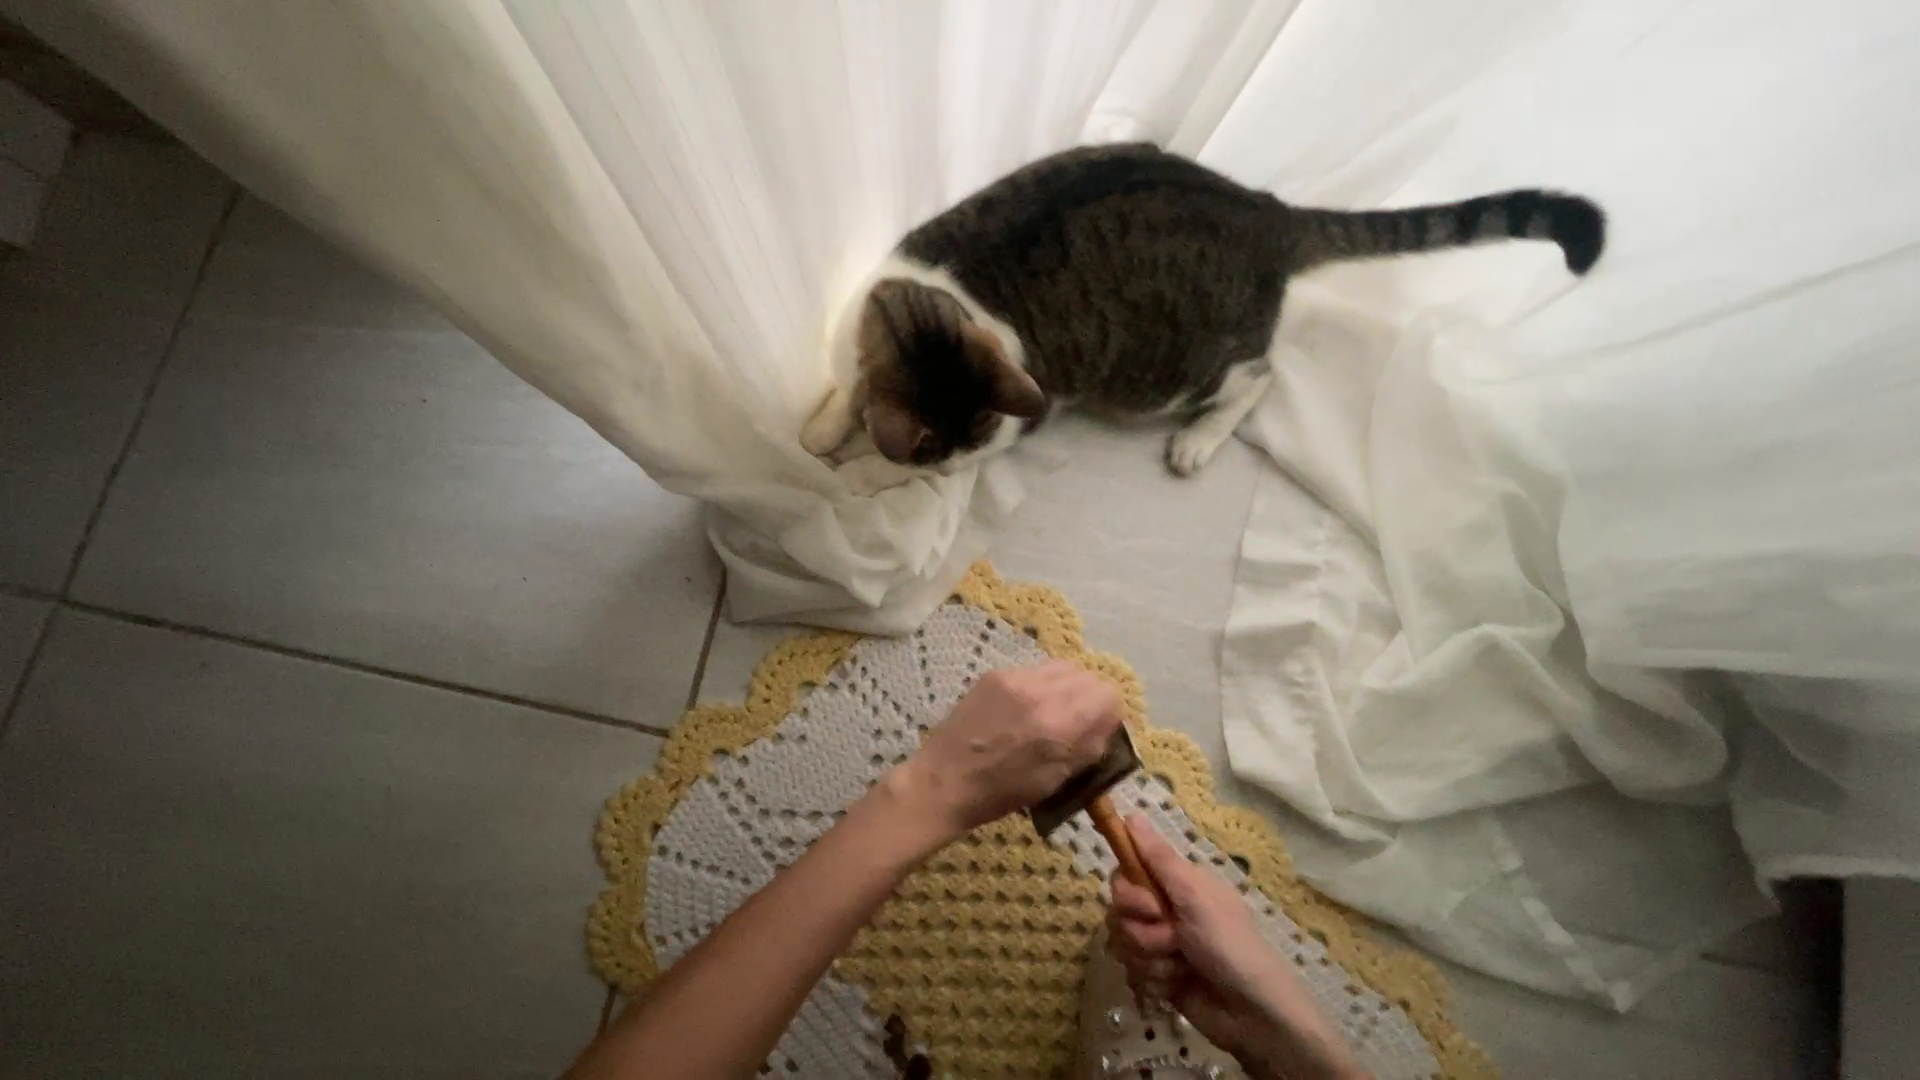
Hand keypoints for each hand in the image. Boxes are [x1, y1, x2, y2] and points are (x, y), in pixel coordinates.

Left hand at [884, 661, 1123, 839]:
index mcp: (1059, 723)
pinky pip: (1034, 669)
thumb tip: (1106, 723)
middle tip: (1078, 721)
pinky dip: (1040, 685)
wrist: (945, 779)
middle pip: (1088, 675)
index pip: (1108, 693)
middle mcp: (1040, 691)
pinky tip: (1025, 708)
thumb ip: (1089, 747)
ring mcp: (1015, 678)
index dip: (1109, 713)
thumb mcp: (1056, 780)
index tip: (1098, 730)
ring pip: (1063, 666)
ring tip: (1053, 711)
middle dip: (1091, 697)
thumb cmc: (1002, 791)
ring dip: (1067, 686)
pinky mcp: (996, 674)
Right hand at [1110, 816, 1368, 1079]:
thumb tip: (1132, 813)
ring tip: (1180, 967)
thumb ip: (1159, 858)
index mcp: (1176, 883)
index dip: (1129, 891)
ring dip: (1150, 959)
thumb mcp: (1195, 897)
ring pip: (1122, 942)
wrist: (1253, 1015)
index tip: (1149, 905)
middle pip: (1118, 909)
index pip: (1126, 871)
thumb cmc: (1229, 945)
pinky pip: (1131, 971)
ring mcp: (1159, 944)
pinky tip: (1176, 986)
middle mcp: (1164, 909)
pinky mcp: (1157, 975)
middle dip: (1142, 931)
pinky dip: (1154, 981)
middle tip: (1173, 940)